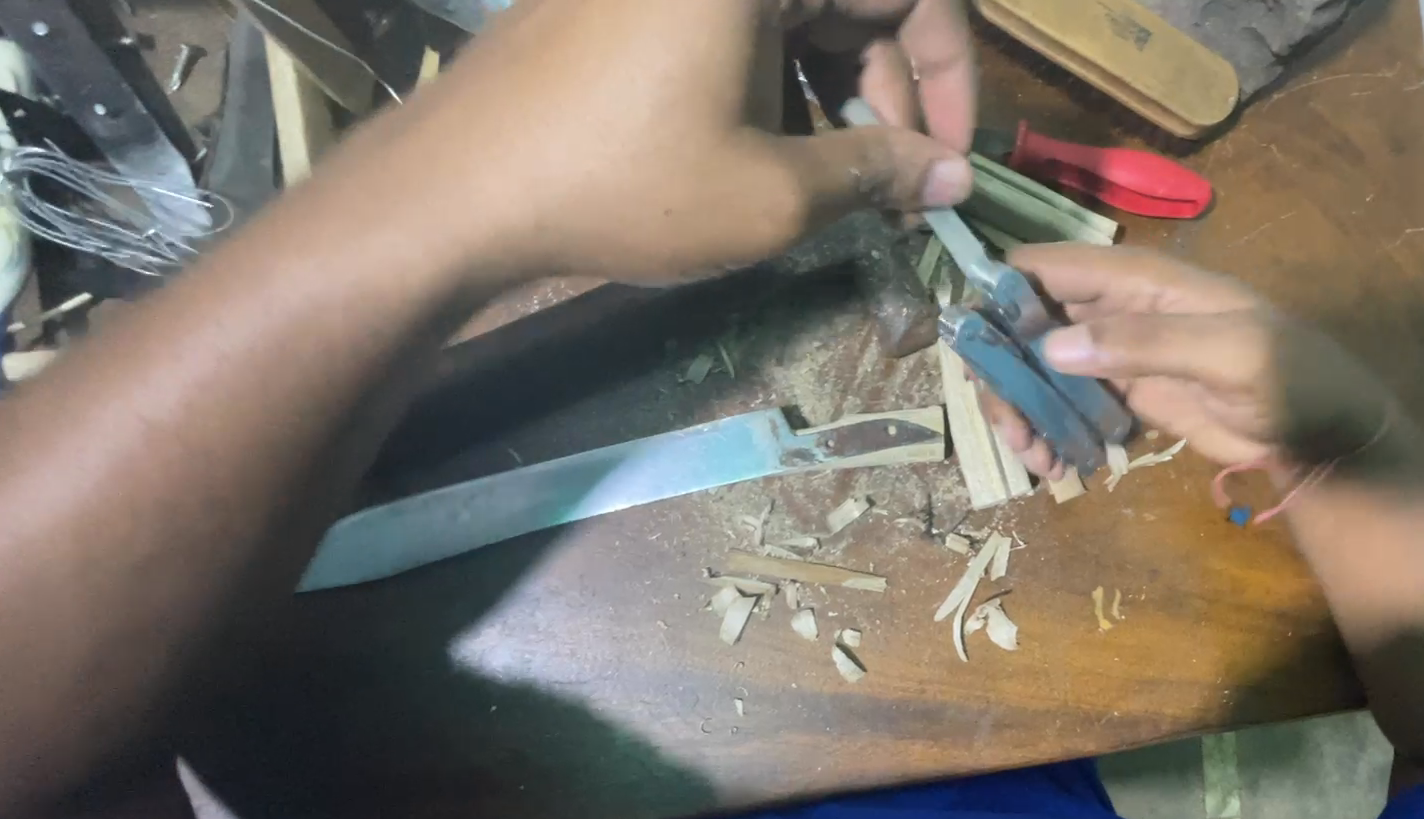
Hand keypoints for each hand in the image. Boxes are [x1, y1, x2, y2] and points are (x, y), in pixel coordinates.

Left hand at [335, 0, 976, 287]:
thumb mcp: (775, 194)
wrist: (467, 191)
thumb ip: (879, 172)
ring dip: (846, 108)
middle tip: (903, 194)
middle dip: (896, 103)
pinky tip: (795, 162)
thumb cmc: (630, 186)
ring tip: (851, 194)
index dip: (950, 74)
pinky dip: (791, 94)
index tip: (951, 159)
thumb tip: (956, 178)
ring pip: (808, 23)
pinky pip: (753, 31)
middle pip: (858, 4)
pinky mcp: (651, 2)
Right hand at [982, 244, 1390, 476]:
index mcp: (1141, 283)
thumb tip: (1052, 347)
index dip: (1001, 293)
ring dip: (1022, 411)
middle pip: (1030, 325)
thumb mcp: (1230, 353)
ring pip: (1039, 371)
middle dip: (1004, 372)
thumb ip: (1147, 344)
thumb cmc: (1291, 379)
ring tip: (1034, 458)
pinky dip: (1049, 433)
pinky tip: (1055, 466)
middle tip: (1008, 427)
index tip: (972, 343)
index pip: (1051, 267)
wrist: (1318, 434)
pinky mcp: (1119, 398)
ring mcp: (1115, 358)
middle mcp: (1117, 313)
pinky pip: (1065, 408)